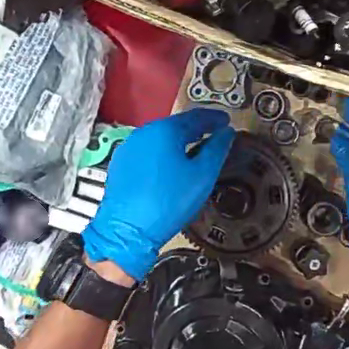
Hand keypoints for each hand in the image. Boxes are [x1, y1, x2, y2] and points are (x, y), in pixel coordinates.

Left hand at [84, 108, 235, 278]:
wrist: (126, 231)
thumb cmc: (169, 201)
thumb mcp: (202, 175)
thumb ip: (217, 150)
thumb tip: (227, 133)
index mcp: (165, 131)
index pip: (195, 116)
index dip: (214, 118)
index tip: (226, 121)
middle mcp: (144, 133)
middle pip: (176, 125)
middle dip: (197, 127)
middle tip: (215, 133)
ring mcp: (129, 147)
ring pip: (161, 137)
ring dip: (180, 139)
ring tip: (197, 147)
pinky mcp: (121, 164)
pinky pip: (149, 150)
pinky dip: (165, 151)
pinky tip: (173, 163)